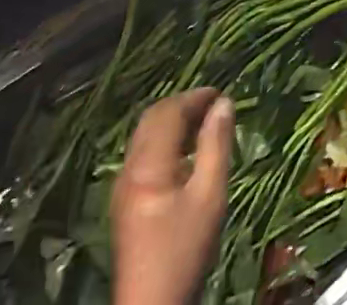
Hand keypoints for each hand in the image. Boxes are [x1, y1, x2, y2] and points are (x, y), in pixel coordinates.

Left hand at [111, 88, 234, 304]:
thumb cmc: (185, 251)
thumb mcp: (210, 197)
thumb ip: (216, 146)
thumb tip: (224, 104)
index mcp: (147, 164)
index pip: (169, 112)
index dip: (195, 98)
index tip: (221, 94)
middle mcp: (129, 167)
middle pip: (152, 119)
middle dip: (182, 105)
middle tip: (213, 105)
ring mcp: (123, 184)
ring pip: (145, 135)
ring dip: (173, 122)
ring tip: (203, 125)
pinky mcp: (124, 200)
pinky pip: (142, 154)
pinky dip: (165, 141)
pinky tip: (186, 155)